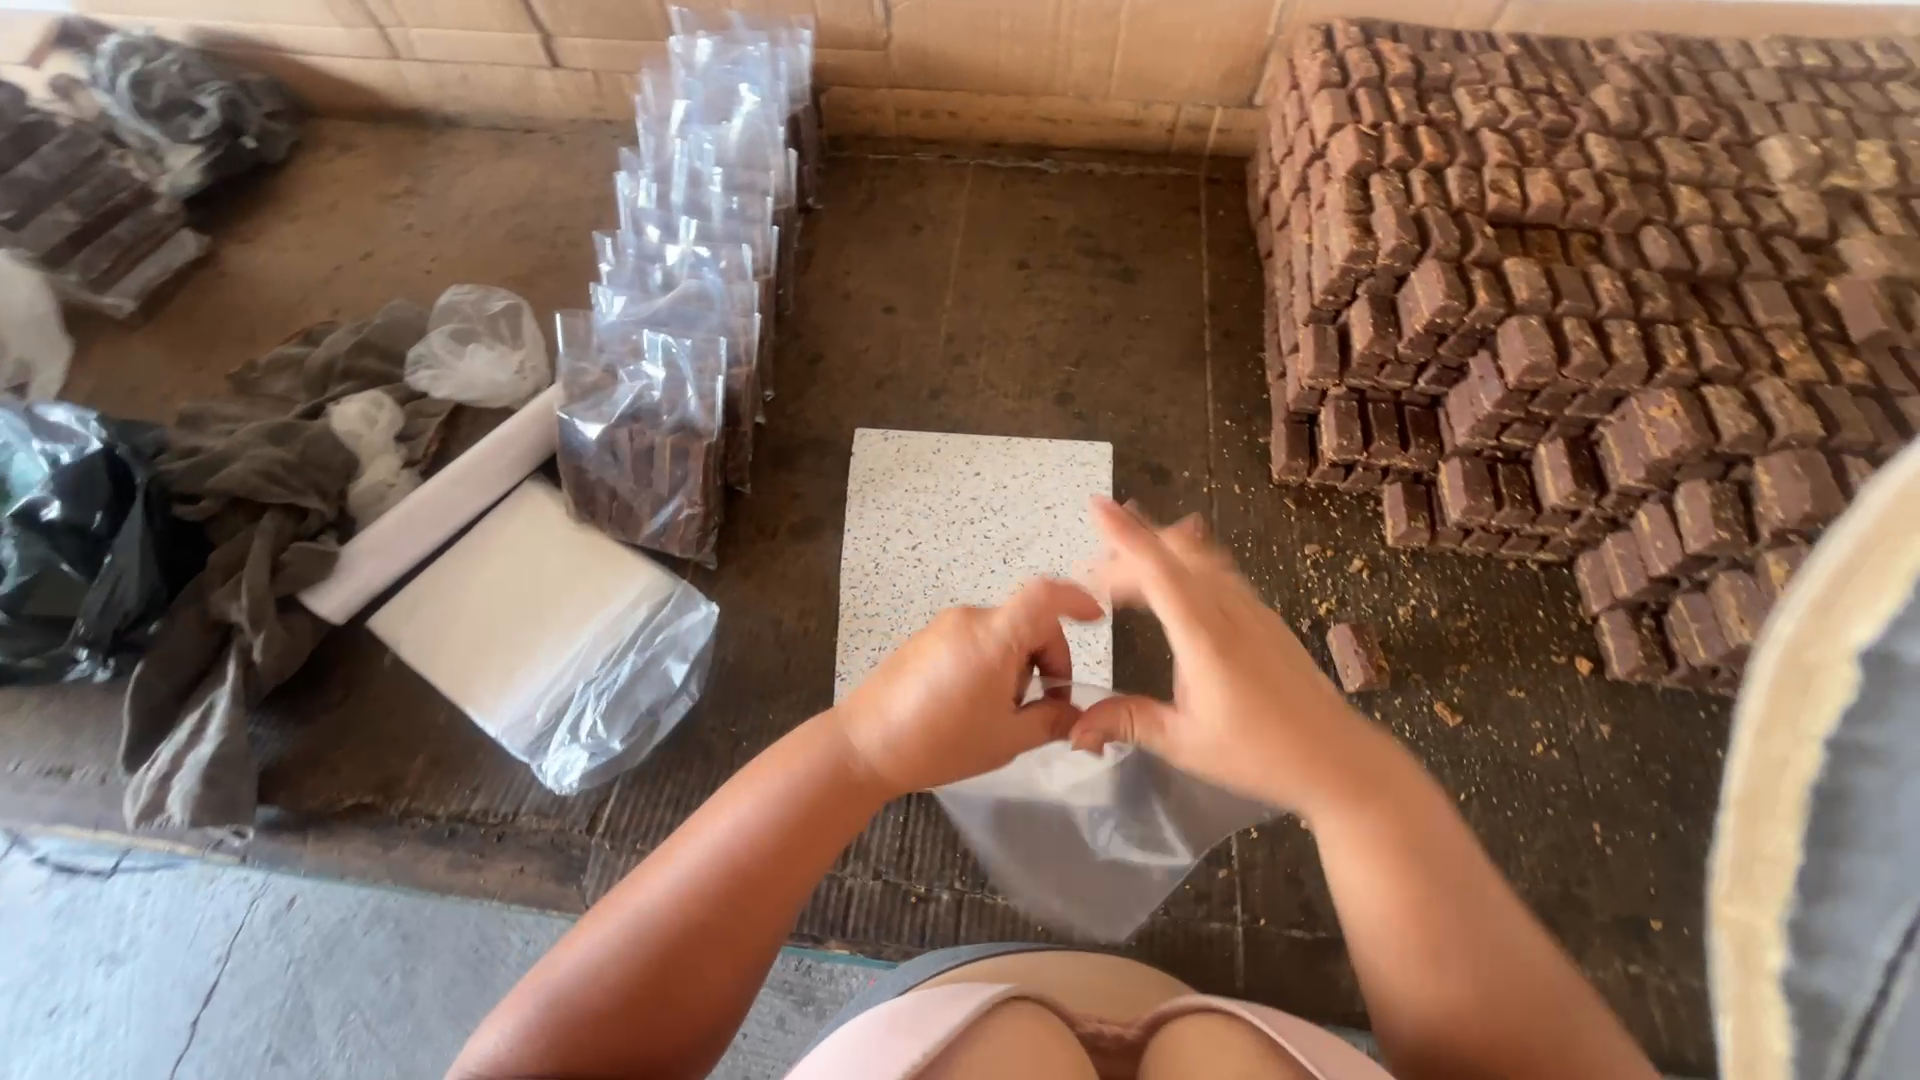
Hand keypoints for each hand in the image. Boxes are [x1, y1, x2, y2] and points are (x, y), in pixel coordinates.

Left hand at [828, 579, 1106, 797]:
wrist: (863, 746)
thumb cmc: (940, 743)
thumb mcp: (1007, 739)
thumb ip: (1051, 722)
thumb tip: (1080, 717)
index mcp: (994, 637)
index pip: (1046, 595)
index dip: (1077, 600)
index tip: (1095, 620)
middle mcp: (969, 619)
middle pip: (1027, 621)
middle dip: (1045, 659)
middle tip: (1041, 706)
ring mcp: (943, 627)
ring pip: (1001, 633)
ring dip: (1016, 665)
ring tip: (1000, 713)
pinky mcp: (925, 639)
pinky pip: (973, 639)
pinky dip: (990, 662)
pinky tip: (972, 704)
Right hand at [1070, 498, 1398, 817]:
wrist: (1340, 759)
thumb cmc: (1262, 755)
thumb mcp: (1186, 743)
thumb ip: (1128, 723)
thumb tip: (1073, 729)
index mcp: (1205, 637)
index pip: (1158, 571)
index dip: (1125, 535)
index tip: (1097, 505)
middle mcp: (1229, 611)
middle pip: (1176, 554)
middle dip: (1131, 546)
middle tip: (1093, 568)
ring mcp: (1252, 610)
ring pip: (1200, 557)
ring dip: (1160, 551)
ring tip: (1124, 564)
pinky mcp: (1265, 618)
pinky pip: (1218, 571)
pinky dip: (1186, 562)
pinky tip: (1176, 578)